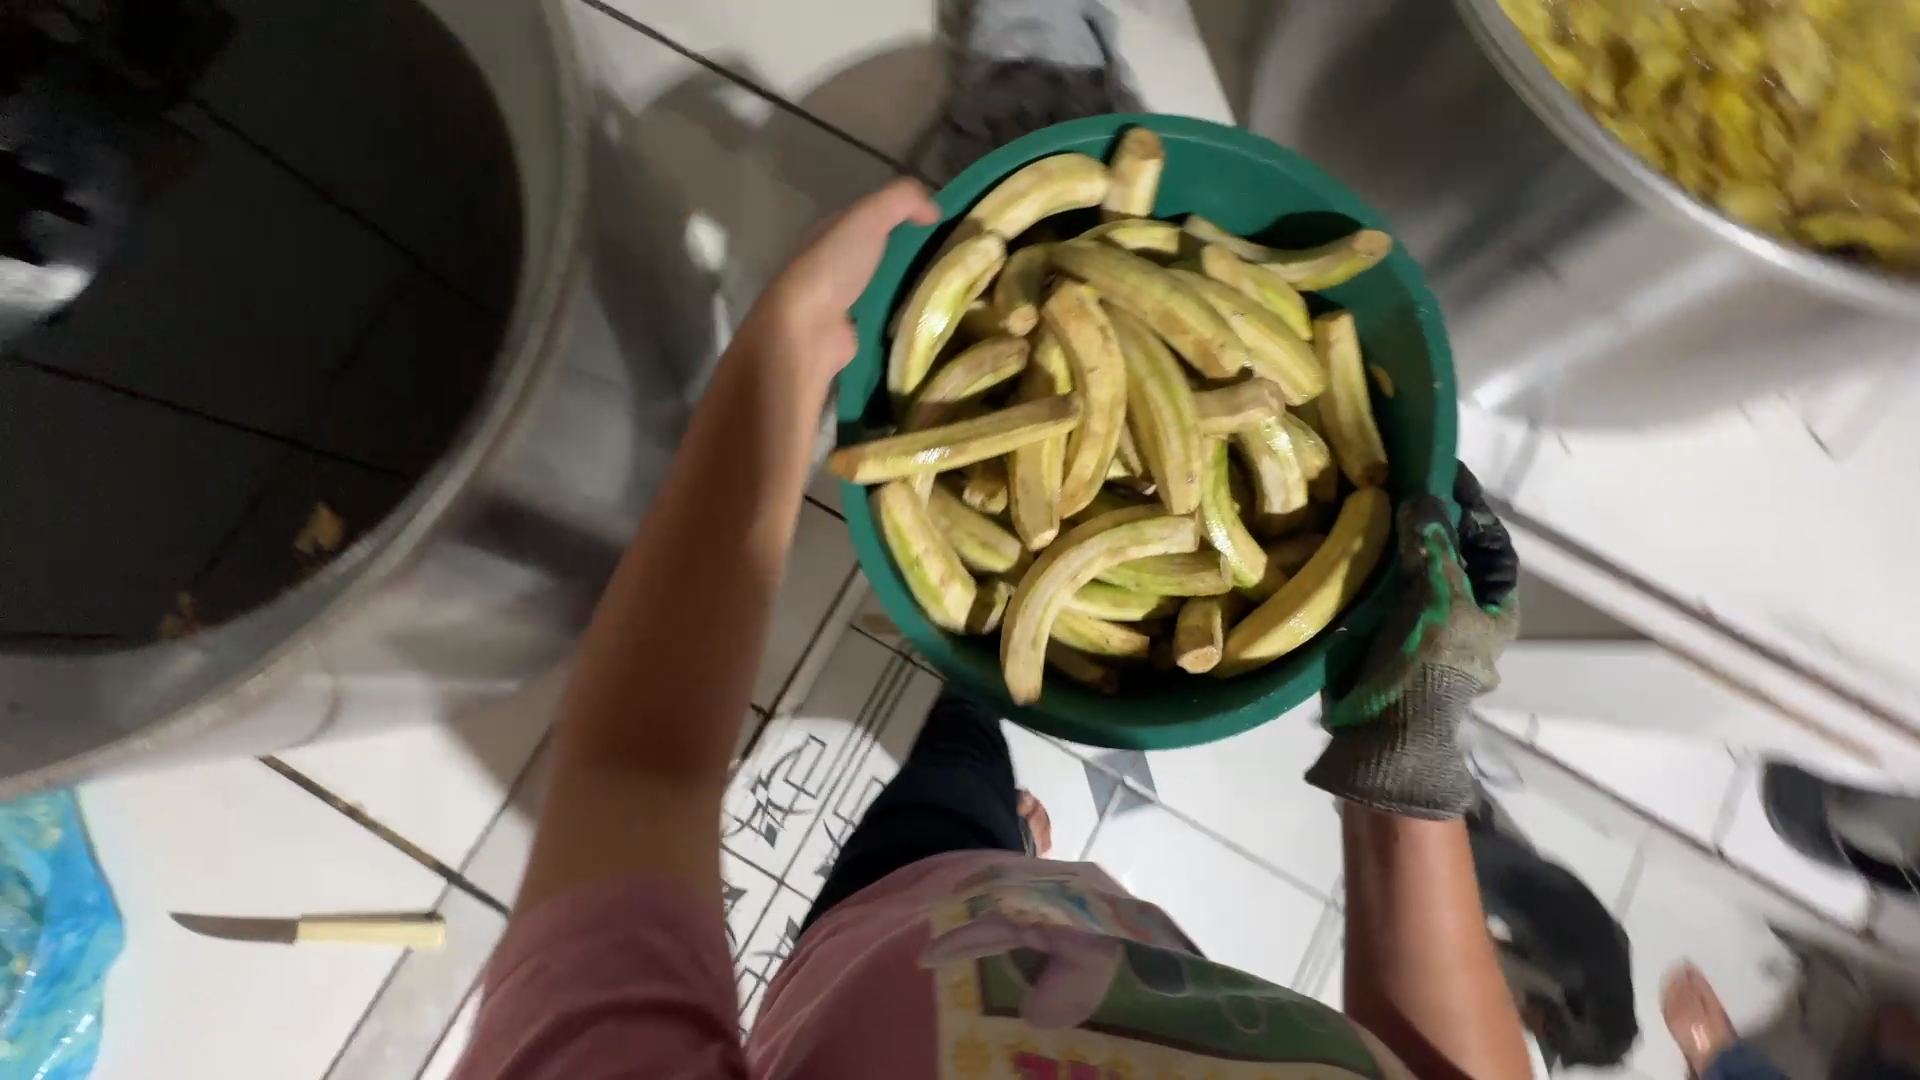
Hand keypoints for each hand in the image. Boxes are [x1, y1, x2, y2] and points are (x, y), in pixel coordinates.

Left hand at [738, 178, 939, 385]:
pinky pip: (885, 324)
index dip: (903, 218)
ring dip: (910, 293)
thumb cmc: (834, 267)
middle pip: (881, 258)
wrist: (808, 329)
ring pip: (885, 291)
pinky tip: (927, 322)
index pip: (873, 219)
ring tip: (946, 294)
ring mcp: (842, 304)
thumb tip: (935, 209)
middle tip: (948, 264)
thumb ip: (902, 201)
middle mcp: (835, 266)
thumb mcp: (868, 217)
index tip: (938, 227)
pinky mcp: (853, 336)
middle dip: (911, 260)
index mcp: (832, 233)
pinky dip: (903, 322)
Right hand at [1305, 465, 1518, 818]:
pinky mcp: (1380, 627)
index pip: (1489, 541)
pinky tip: (1343, 538)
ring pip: (1408, 565)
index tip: (1445, 468)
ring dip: (1391, 537)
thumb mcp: (1441, 602)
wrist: (1384, 724)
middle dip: (1426, 519)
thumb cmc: (1428, 665)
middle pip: (1447, 551)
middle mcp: (1458, 609)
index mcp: (1493, 607)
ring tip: (1365, 501)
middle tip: (1395, 480)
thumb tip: (1424, 499)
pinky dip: (1364, 560)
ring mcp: (1418, 619)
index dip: (1471, 505)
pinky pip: (1375, 583)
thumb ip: (1435, 550)